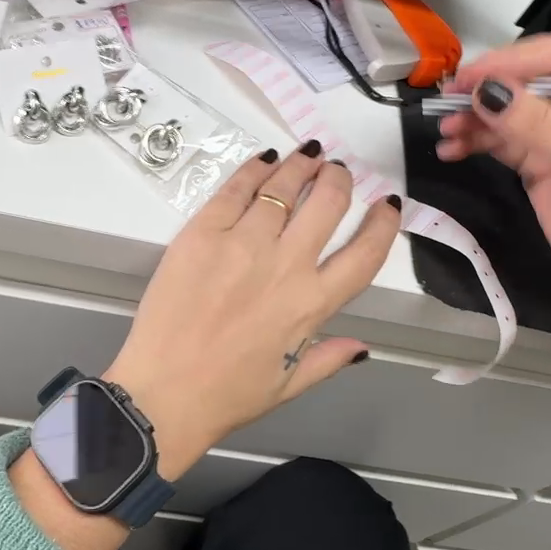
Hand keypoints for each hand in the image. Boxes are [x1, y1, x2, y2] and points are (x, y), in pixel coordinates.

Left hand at [105, 141, 403, 476]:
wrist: (163, 393)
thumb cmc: (227, 395)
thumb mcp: (288, 385)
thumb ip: (328, 359)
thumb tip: (362, 346)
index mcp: (312, 304)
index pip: (364, 252)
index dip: (384, 223)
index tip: (387, 204)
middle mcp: (285, 265)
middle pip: (327, 203)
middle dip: (339, 180)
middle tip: (336, 171)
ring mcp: (241, 244)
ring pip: (282, 187)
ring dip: (301, 166)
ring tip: (307, 155)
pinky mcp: (201, 234)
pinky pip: (235, 189)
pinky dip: (255, 169)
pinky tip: (265, 160)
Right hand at [435, 30, 550, 371]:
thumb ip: (539, 125)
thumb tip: (485, 91)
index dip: (516, 60)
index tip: (473, 77)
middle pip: (529, 81)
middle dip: (488, 89)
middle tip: (447, 100)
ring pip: (509, 112)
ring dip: (475, 117)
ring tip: (445, 130)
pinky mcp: (541, 167)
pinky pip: (501, 143)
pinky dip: (475, 142)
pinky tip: (453, 149)